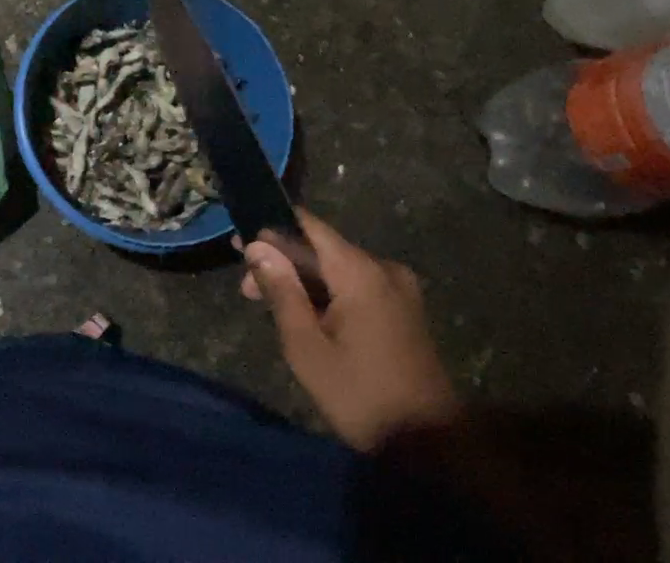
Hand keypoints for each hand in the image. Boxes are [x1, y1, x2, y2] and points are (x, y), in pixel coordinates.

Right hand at [238, 210, 458, 450]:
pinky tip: (305, 315)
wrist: (432, 443)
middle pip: (322, 249)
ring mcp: (399, 288)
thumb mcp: (306, 345)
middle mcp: (383, 268)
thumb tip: (257, 247)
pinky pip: (356, 285)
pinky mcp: (404, 309)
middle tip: (247, 290)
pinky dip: (327, 293)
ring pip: (338, 268)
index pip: (308, 226)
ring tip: (271, 306)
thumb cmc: (359, 394)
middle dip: (283, 262)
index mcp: (359, 272)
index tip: (238, 242)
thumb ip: (281, 290)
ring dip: (303, 280)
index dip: (270, 229)